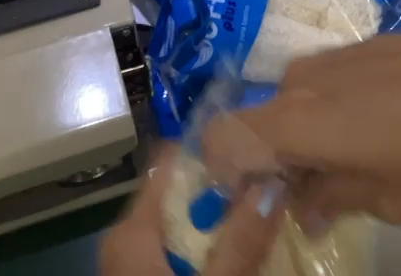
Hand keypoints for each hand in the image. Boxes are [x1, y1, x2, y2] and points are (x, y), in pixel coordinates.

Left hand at [100, 145, 283, 275]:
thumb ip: (241, 242)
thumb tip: (273, 183)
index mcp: (130, 229)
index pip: (168, 163)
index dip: (211, 147)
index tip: (253, 138)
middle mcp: (127, 237)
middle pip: (179, 193)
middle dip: (223, 186)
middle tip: (270, 175)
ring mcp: (133, 262)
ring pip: (183, 223)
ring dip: (220, 218)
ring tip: (265, 202)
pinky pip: (179, 249)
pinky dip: (208, 244)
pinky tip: (240, 244)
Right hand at [211, 25, 400, 226]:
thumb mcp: (388, 197)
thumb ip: (330, 201)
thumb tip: (301, 209)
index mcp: (295, 121)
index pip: (222, 138)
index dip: (226, 172)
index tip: (263, 199)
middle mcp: (296, 81)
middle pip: (260, 125)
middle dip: (278, 163)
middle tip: (323, 194)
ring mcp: (324, 58)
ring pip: (292, 104)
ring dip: (308, 137)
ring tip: (363, 159)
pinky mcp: (353, 46)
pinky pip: (321, 85)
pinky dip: (331, 112)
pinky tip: (386, 124)